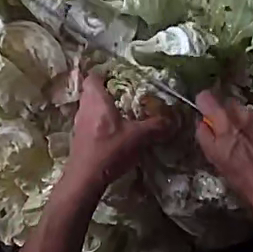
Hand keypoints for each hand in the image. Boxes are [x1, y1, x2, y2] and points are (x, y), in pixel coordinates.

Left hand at [61, 73, 170, 199]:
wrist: (86, 177)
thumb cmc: (110, 150)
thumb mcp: (138, 137)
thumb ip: (155, 126)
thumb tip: (172, 120)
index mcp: (97, 100)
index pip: (94, 76)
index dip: (105, 73)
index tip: (121, 77)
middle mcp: (85, 108)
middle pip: (93, 92)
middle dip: (108, 92)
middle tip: (127, 95)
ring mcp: (80, 123)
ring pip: (91, 107)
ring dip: (105, 108)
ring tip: (124, 113)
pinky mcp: (80, 137)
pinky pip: (91, 122)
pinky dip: (102, 122)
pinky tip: (115, 132)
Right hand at [195, 89, 252, 225]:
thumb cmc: (243, 177)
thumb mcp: (215, 159)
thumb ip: (204, 135)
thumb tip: (203, 123)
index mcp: (225, 121)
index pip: (206, 97)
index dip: (205, 106)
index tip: (207, 115)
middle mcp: (245, 113)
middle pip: (229, 104)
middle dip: (227, 117)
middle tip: (230, 136)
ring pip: (248, 113)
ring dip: (246, 124)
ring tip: (250, 145)